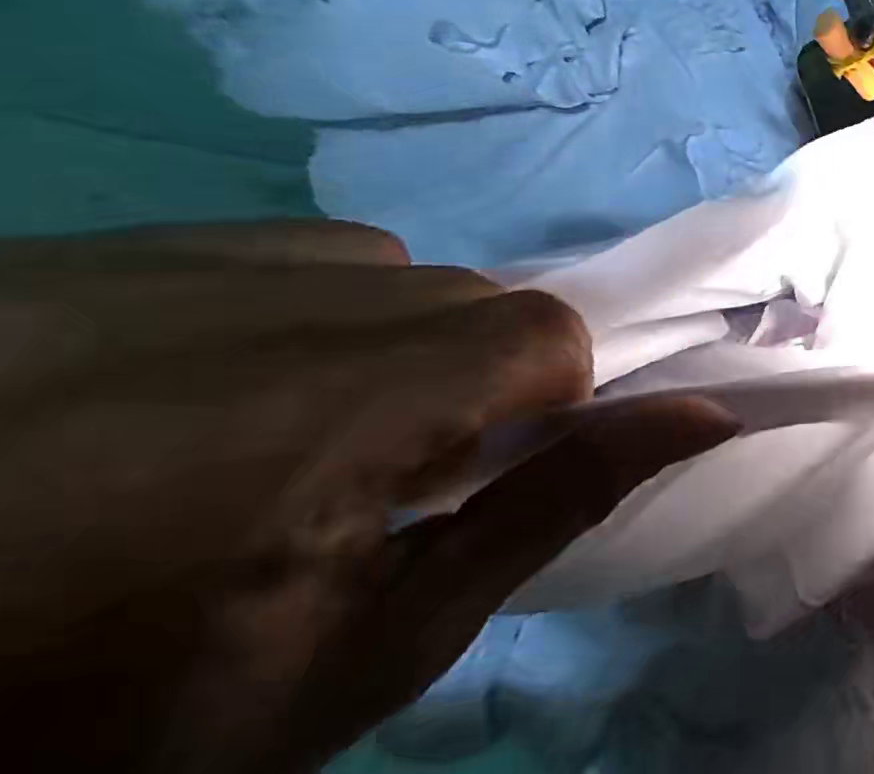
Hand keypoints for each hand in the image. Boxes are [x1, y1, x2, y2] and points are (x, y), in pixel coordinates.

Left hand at [0, 220, 737, 772]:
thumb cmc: (150, 703)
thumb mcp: (382, 641)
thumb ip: (560, 505)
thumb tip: (710, 412)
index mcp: (336, 409)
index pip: (541, 333)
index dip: (549, 399)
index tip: (486, 473)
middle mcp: (252, 303)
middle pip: (472, 296)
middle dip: (477, 376)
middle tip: (394, 471)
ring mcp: (153, 264)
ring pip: (391, 265)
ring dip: (401, 336)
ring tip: (305, 426)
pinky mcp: (87, 252)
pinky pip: (285, 248)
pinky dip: (310, 302)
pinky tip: (227, 380)